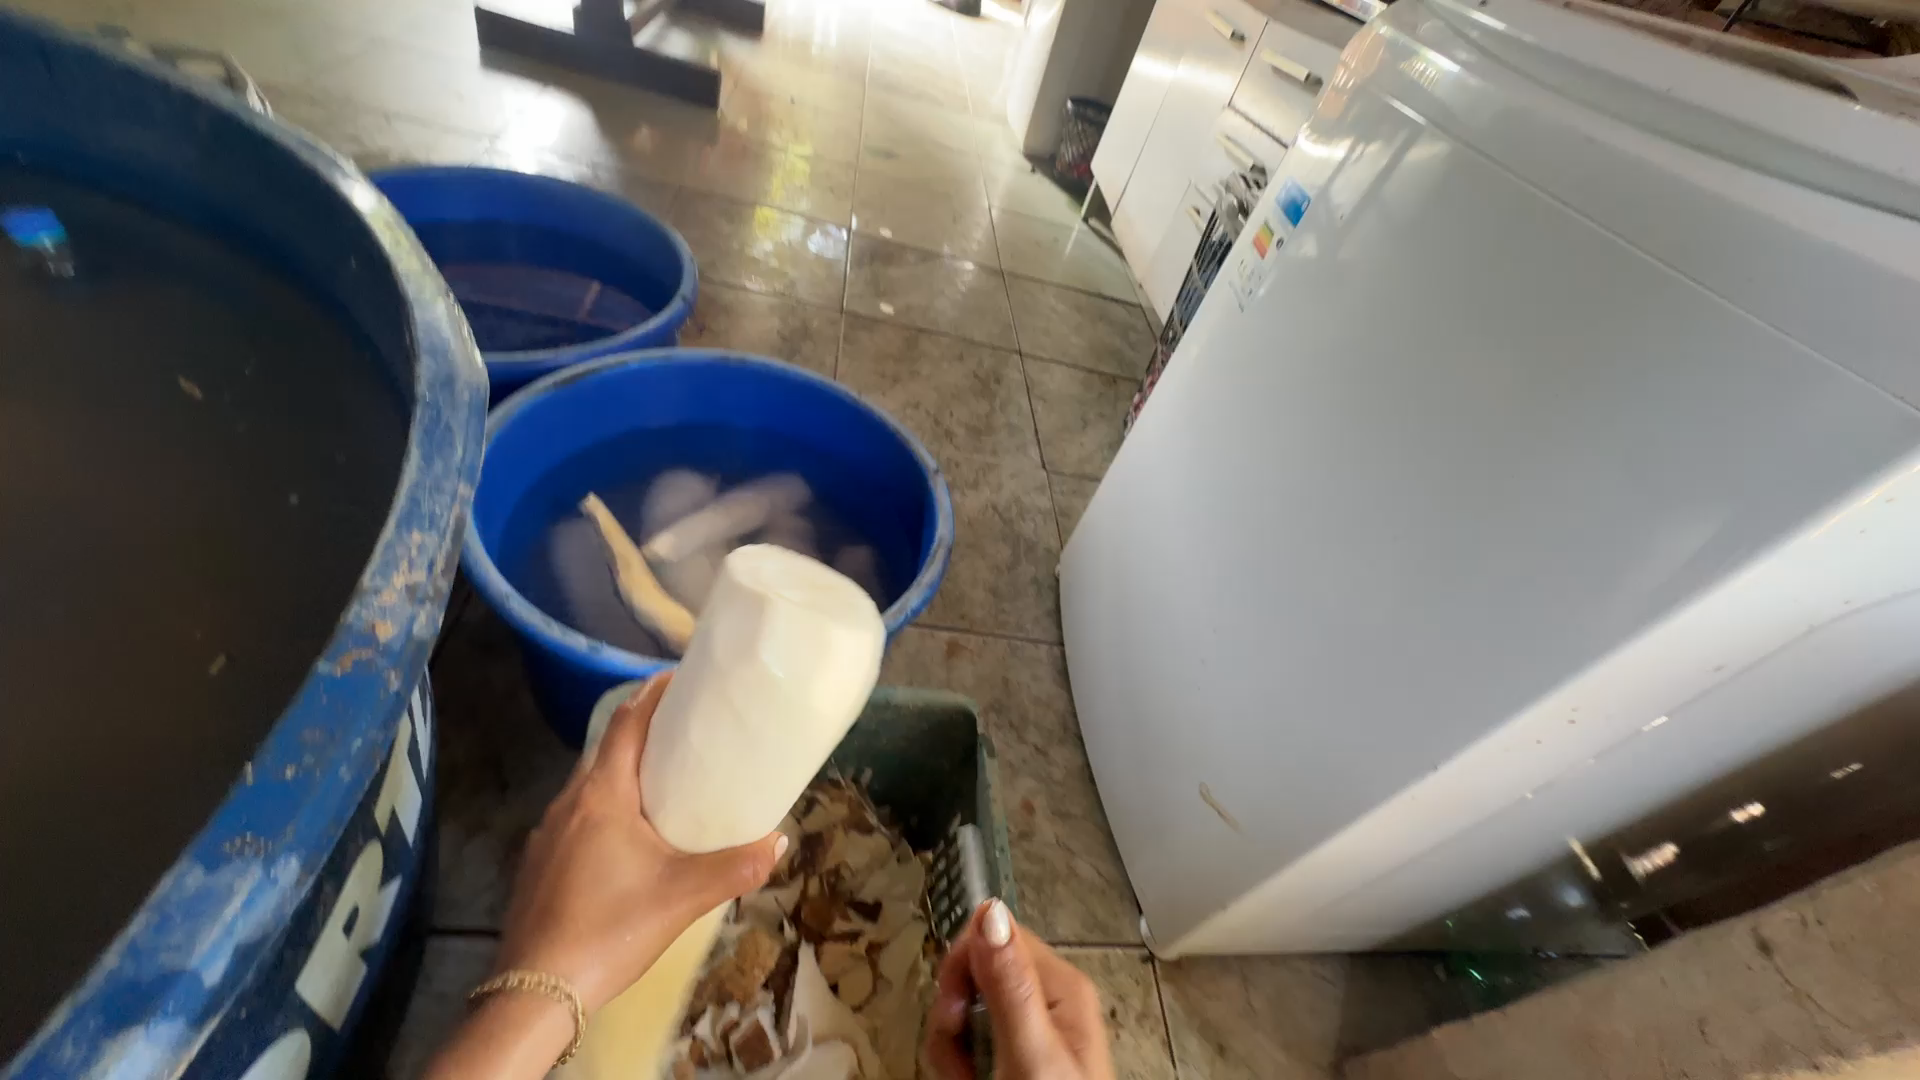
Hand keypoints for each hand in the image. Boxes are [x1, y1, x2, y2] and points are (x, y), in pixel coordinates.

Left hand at [493, 673, 784, 1011]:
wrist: (533, 996)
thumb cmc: (610, 928)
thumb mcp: (683, 896)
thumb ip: (736, 866)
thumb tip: (781, 841)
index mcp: (602, 795)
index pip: (624, 723)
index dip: (651, 694)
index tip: (680, 677)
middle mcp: (569, 804)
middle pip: (607, 748)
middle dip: (645, 729)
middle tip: (688, 728)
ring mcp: (547, 835)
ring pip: (592, 783)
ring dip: (626, 769)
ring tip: (667, 777)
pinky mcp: (539, 864)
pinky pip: (579, 814)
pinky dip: (608, 803)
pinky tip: (630, 835)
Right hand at [923, 899, 1115, 1079]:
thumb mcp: (1030, 1056)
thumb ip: (1011, 984)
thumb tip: (990, 907)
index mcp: (1060, 984)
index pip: (998, 934)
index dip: (965, 964)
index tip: (952, 1012)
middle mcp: (1046, 996)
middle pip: (979, 969)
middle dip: (954, 1010)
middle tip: (956, 1058)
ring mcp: (1030, 1027)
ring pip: (967, 1006)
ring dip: (951, 1044)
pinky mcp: (1014, 1055)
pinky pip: (970, 1038)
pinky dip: (958, 1062)